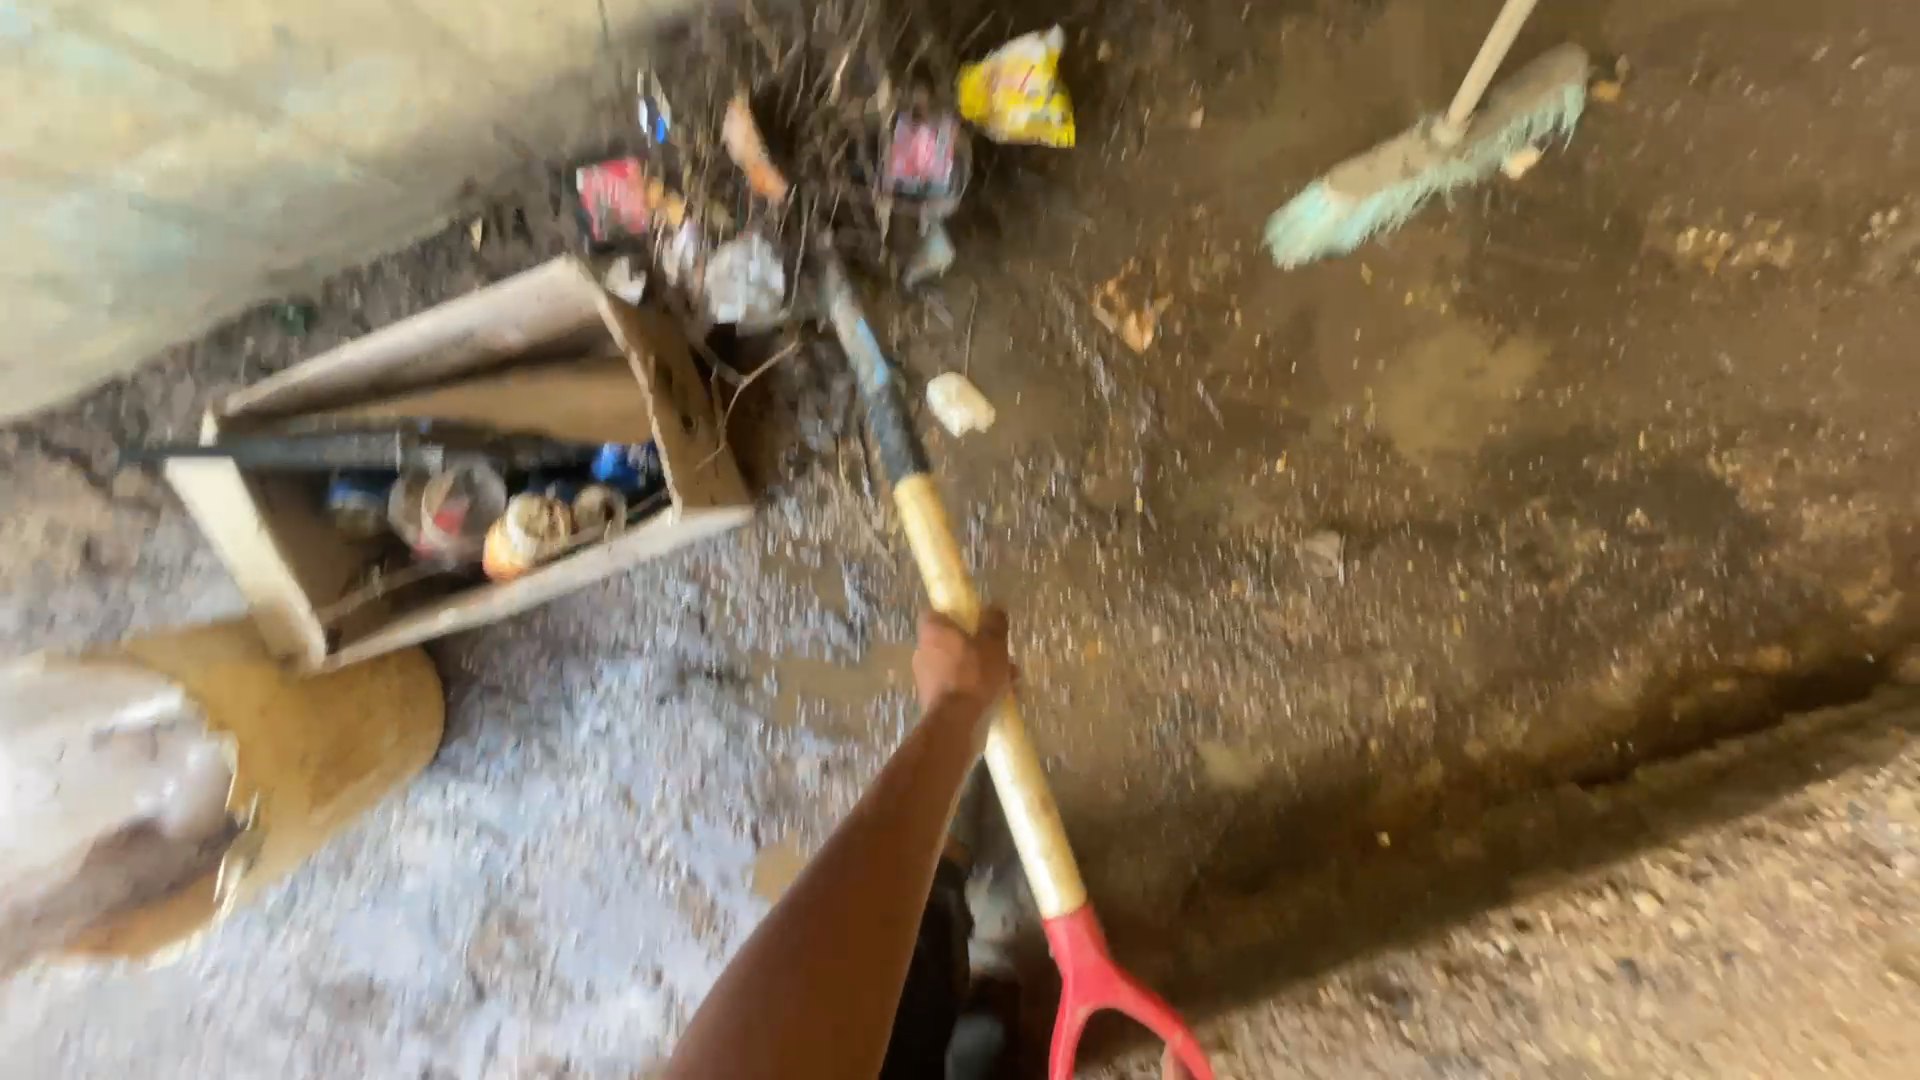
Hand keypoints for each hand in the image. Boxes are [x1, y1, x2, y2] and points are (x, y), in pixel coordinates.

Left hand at [912, 608, 1014, 710]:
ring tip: (1009, 681)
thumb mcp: (992, 644)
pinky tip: (1000, 698)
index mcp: (932, 632)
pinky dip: (975, 690)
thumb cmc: (973, 675)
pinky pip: (957, 687)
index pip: (933, 613)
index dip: (953, 614)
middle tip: (1001, 656)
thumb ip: (994, 622)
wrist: (956, 723)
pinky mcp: (933, 701)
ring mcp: (926, 678)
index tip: (974, 621)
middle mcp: (923, 652)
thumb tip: (994, 608)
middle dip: (978, 648)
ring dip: (981, 671)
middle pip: (951, 641)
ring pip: (958, 666)